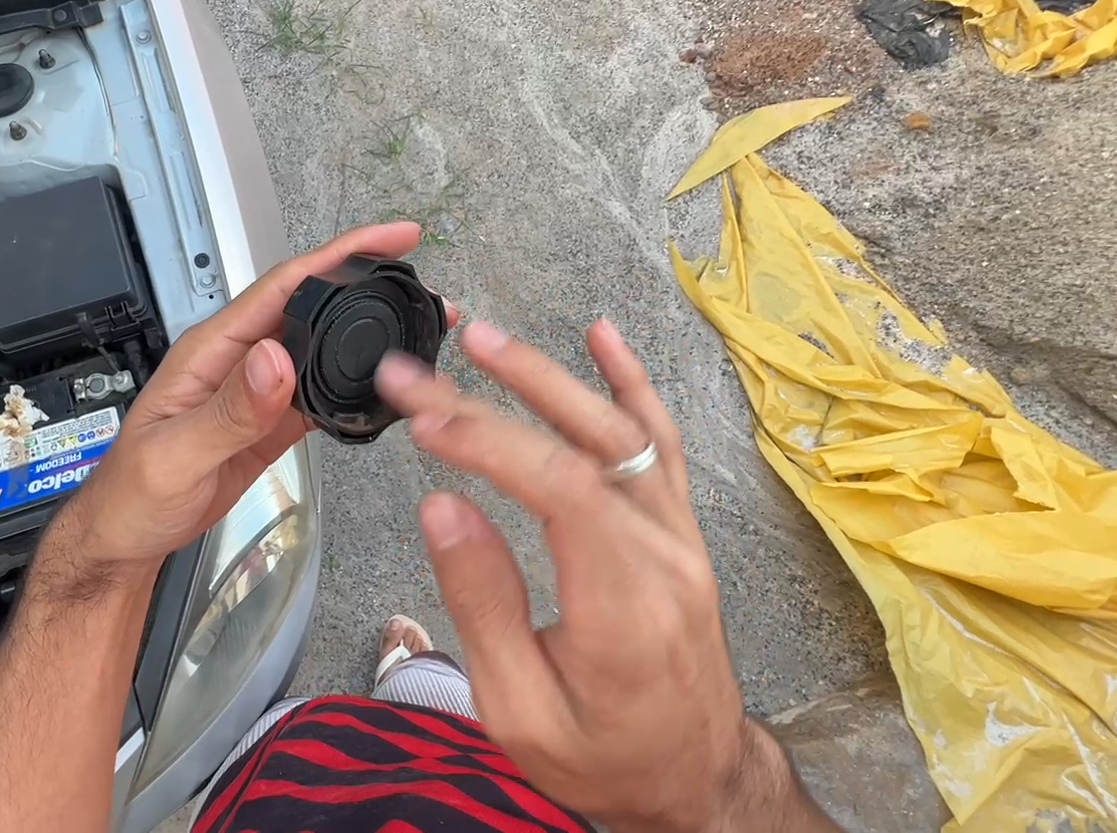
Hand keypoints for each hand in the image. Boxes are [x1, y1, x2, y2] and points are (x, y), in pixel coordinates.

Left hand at [59, 221, 455, 572]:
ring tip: (416, 324)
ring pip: (321, 345)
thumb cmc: (134, 493)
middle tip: (422, 286)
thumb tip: (277, 359)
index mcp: (213, 349)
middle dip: (367, 283)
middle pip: (312, 305)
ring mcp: (258, 387)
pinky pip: (318, 389)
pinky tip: (380, 381)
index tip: (390, 239)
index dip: (339, 256)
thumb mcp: (174, 454)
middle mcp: (240, 358)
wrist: (130, 535)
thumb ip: (227, 410)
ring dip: (367, 332)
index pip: (283, 286)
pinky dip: (353, 381)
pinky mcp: (271, 417)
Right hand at [375, 320, 828, 832]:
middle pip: (579, 446)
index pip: (556, 488)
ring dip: (547, 376)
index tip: (419, 418)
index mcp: (624, 606)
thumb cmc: (601, 757)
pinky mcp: (679, 526)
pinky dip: (631, 380)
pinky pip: (661, 441)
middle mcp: (663, 555)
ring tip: (485, 339)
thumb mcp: (518, 711)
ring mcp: (679, 534)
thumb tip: (441, 505)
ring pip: (619, 430)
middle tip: (419, 370)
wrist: (696, 781)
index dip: (484, 441)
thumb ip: (482, 603)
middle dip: (491, 395)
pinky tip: (602, 335)